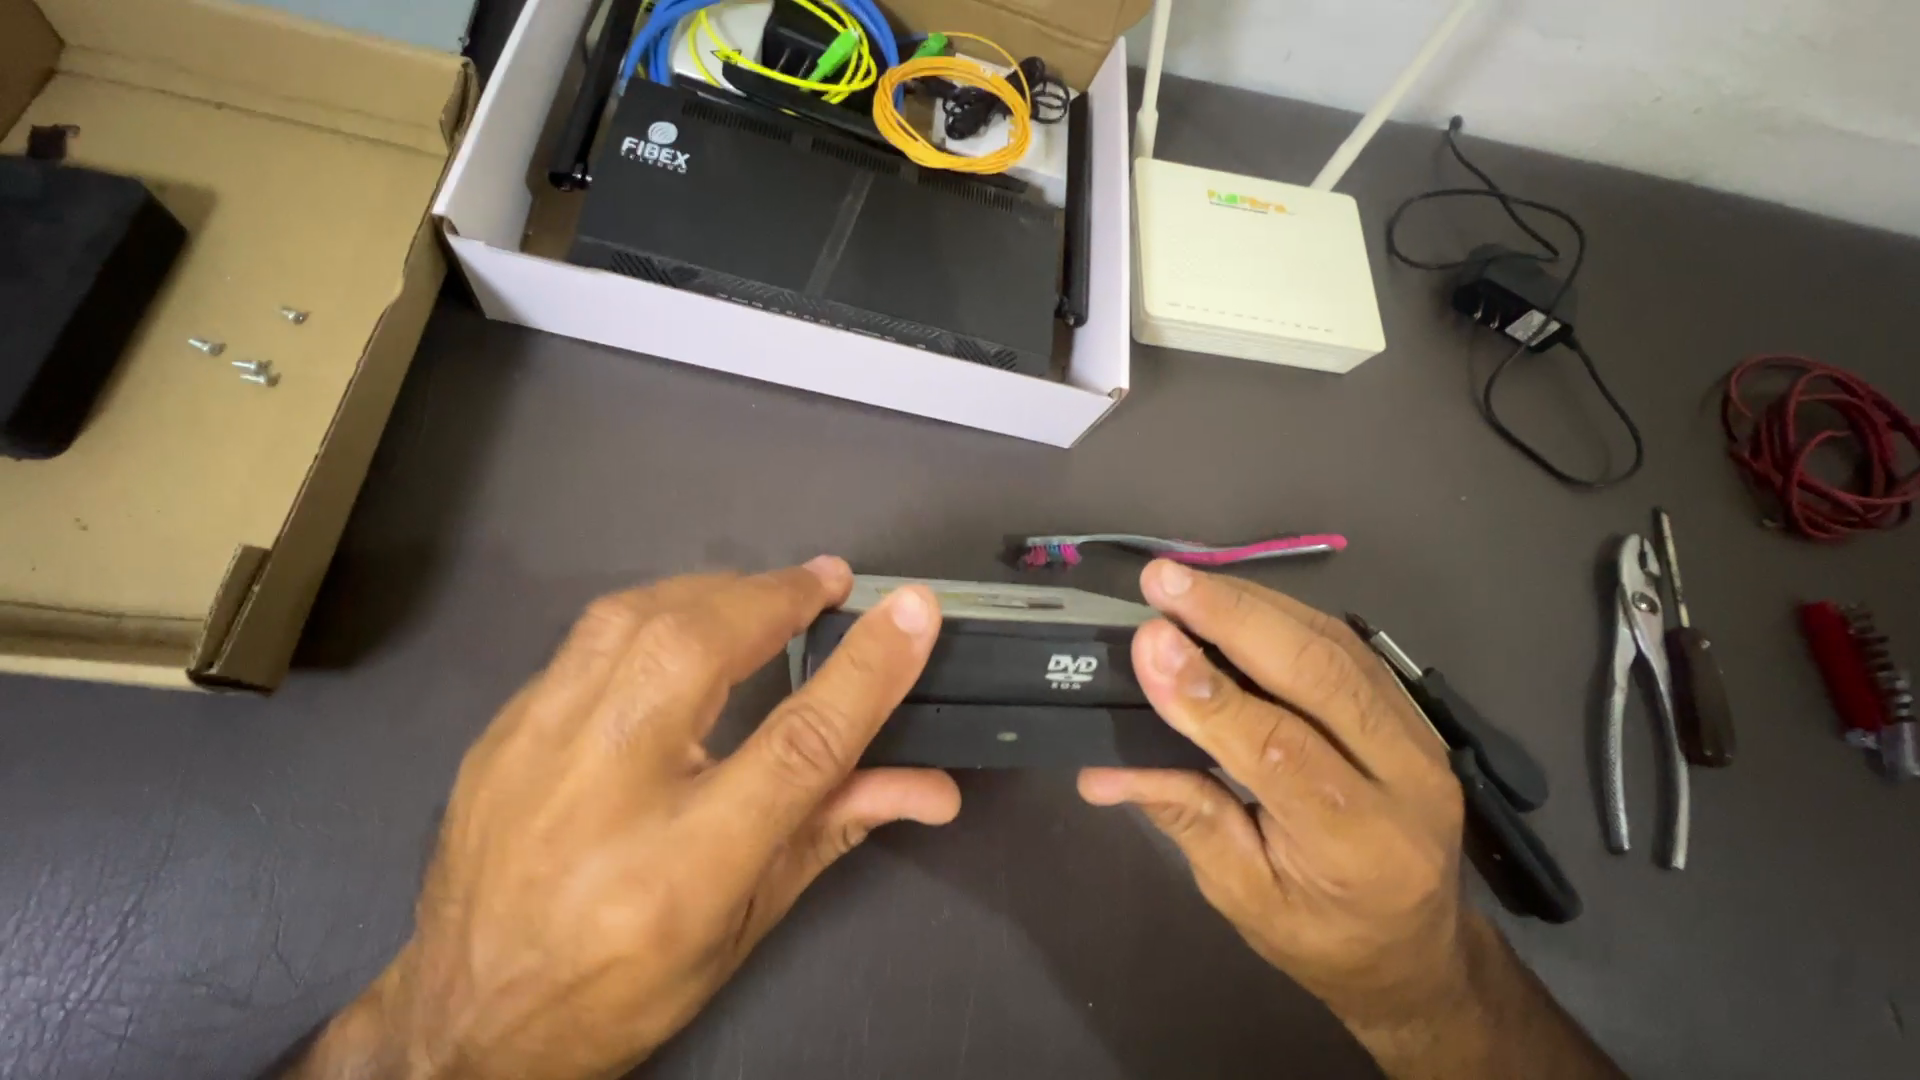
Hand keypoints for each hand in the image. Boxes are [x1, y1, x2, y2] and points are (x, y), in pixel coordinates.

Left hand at [291, 560, 956, 1079]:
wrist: (464, 1021)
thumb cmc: (628, 983)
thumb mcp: (750, 921)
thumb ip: (837, 829)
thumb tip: (934, 786)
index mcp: (682, 869)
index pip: (797, 745)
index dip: (865, 670)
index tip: (912, 612)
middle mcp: (602, 797)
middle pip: (697, 650)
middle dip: (776, 597)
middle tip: (828, 581)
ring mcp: (534, 754)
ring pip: (633, 622)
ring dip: (717, 588)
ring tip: (765, 591)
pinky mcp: (501, 732)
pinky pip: (588, 639)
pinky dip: (657, 612)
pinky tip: (687, 622)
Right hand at [1078, 561, 1468, 1033]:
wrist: (1419, 950)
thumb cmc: (1322, 934)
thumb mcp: (1243, 893)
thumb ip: (1185, 818)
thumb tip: (1099, 771)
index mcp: (1360, 845)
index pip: (1278, 751)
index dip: (1210, 694)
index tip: (1149, 642)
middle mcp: (1405, 778)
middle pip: (1319, 675)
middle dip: (1233, 618)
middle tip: (1162, 581)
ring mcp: (1418, 736)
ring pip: (1334, 645)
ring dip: (1253, 603)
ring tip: (1184, 581)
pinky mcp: (1409, 710)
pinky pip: (1344, 645)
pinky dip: (1280, 613)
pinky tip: (1231, 598)